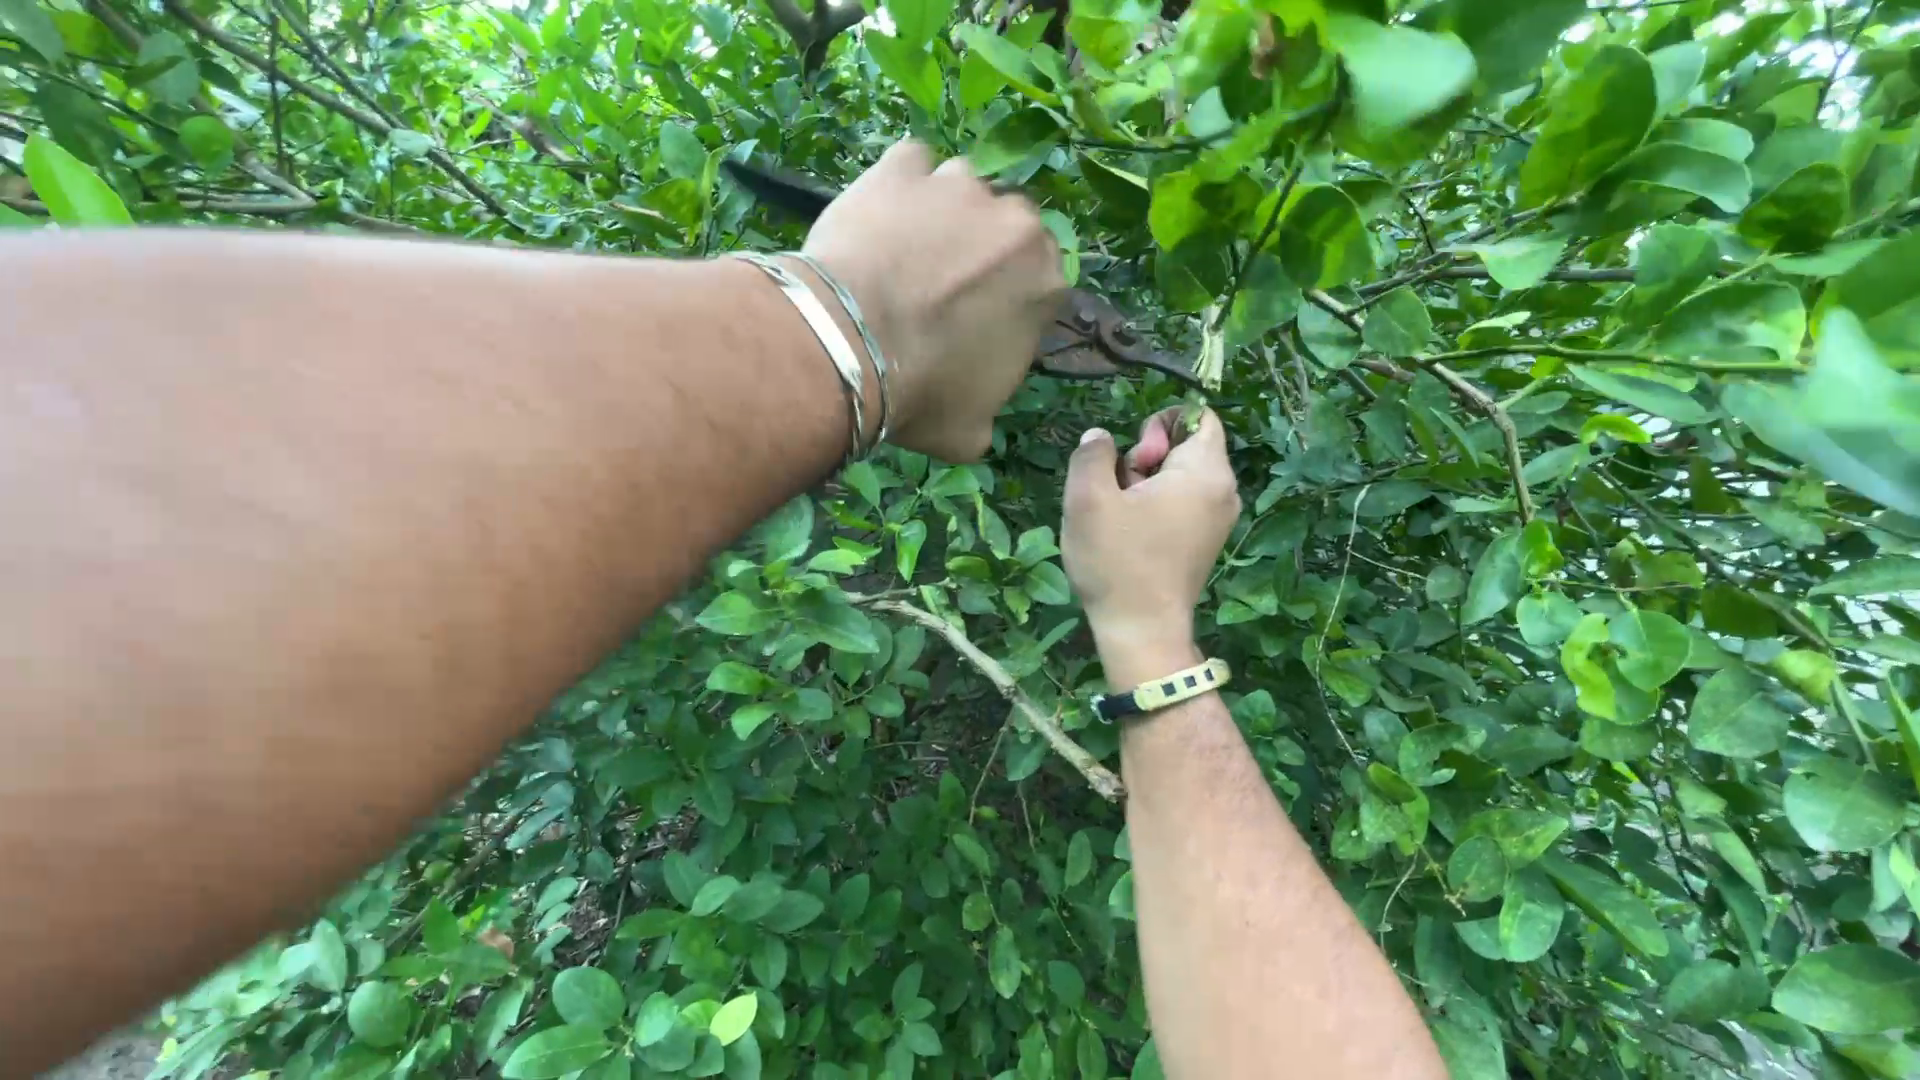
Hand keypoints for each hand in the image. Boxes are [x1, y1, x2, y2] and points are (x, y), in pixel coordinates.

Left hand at [802, 141, 1065, 460]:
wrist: (847, 349)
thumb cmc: (920, 396)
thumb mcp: (972, 430)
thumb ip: (991, 405)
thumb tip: (978, 407)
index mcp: (1047, 282)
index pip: (1038, 283)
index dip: (1008, 302)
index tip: (977, 322)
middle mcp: (1015, 221)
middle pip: (1005, 230)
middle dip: (980, 253)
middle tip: (937, 289)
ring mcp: (957, 185)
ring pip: (960, 192)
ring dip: (943, 216)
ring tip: (902, 254)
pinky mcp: (902, 166)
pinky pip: (910, 167)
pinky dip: (900, 188)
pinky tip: (878, 220)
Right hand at [1061, 408, 1240, 675]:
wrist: (1141, 631)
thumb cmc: (1117, 561)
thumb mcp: (1088, 498)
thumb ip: (1093, 454)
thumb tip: (1100, 438)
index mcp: (1206, 472)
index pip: (1198, 416)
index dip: (1158, 425)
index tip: (1133, 461)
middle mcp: (1224, 491)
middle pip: (1186, 447)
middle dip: (1146, 458)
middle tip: (1120, 491)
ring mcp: (1217, 520)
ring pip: (1179, 477)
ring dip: (1145, 485)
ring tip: (1120, 515)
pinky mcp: (1205, 542)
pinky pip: (1182, 504)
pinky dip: (1155, 508)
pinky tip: (1131, 534)